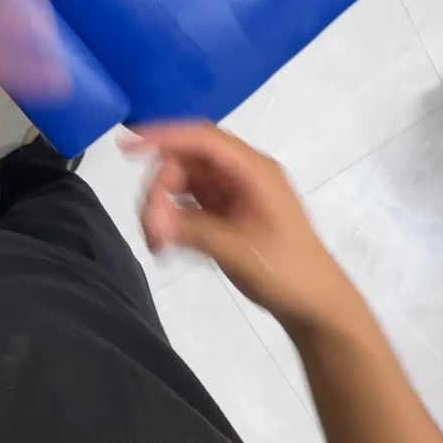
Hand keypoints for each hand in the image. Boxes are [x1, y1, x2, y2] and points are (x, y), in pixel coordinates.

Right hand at [124, 122, 355, 330]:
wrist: (316, 305)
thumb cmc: (289, 274)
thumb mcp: (241, 252)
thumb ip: (194, 232)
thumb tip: (152, 218)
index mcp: (254, 172)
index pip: (203, 140)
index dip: (163, 137)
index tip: (127, 147)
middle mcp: (241, 175)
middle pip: (185, 161)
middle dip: (159, 189)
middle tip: (150, 228)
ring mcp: (232, 193)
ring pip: (181, 183)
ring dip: (160, 207)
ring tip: (156, 244)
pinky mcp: (224, 213)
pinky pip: (186, 204)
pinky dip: (170, 220)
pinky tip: (164, 246)